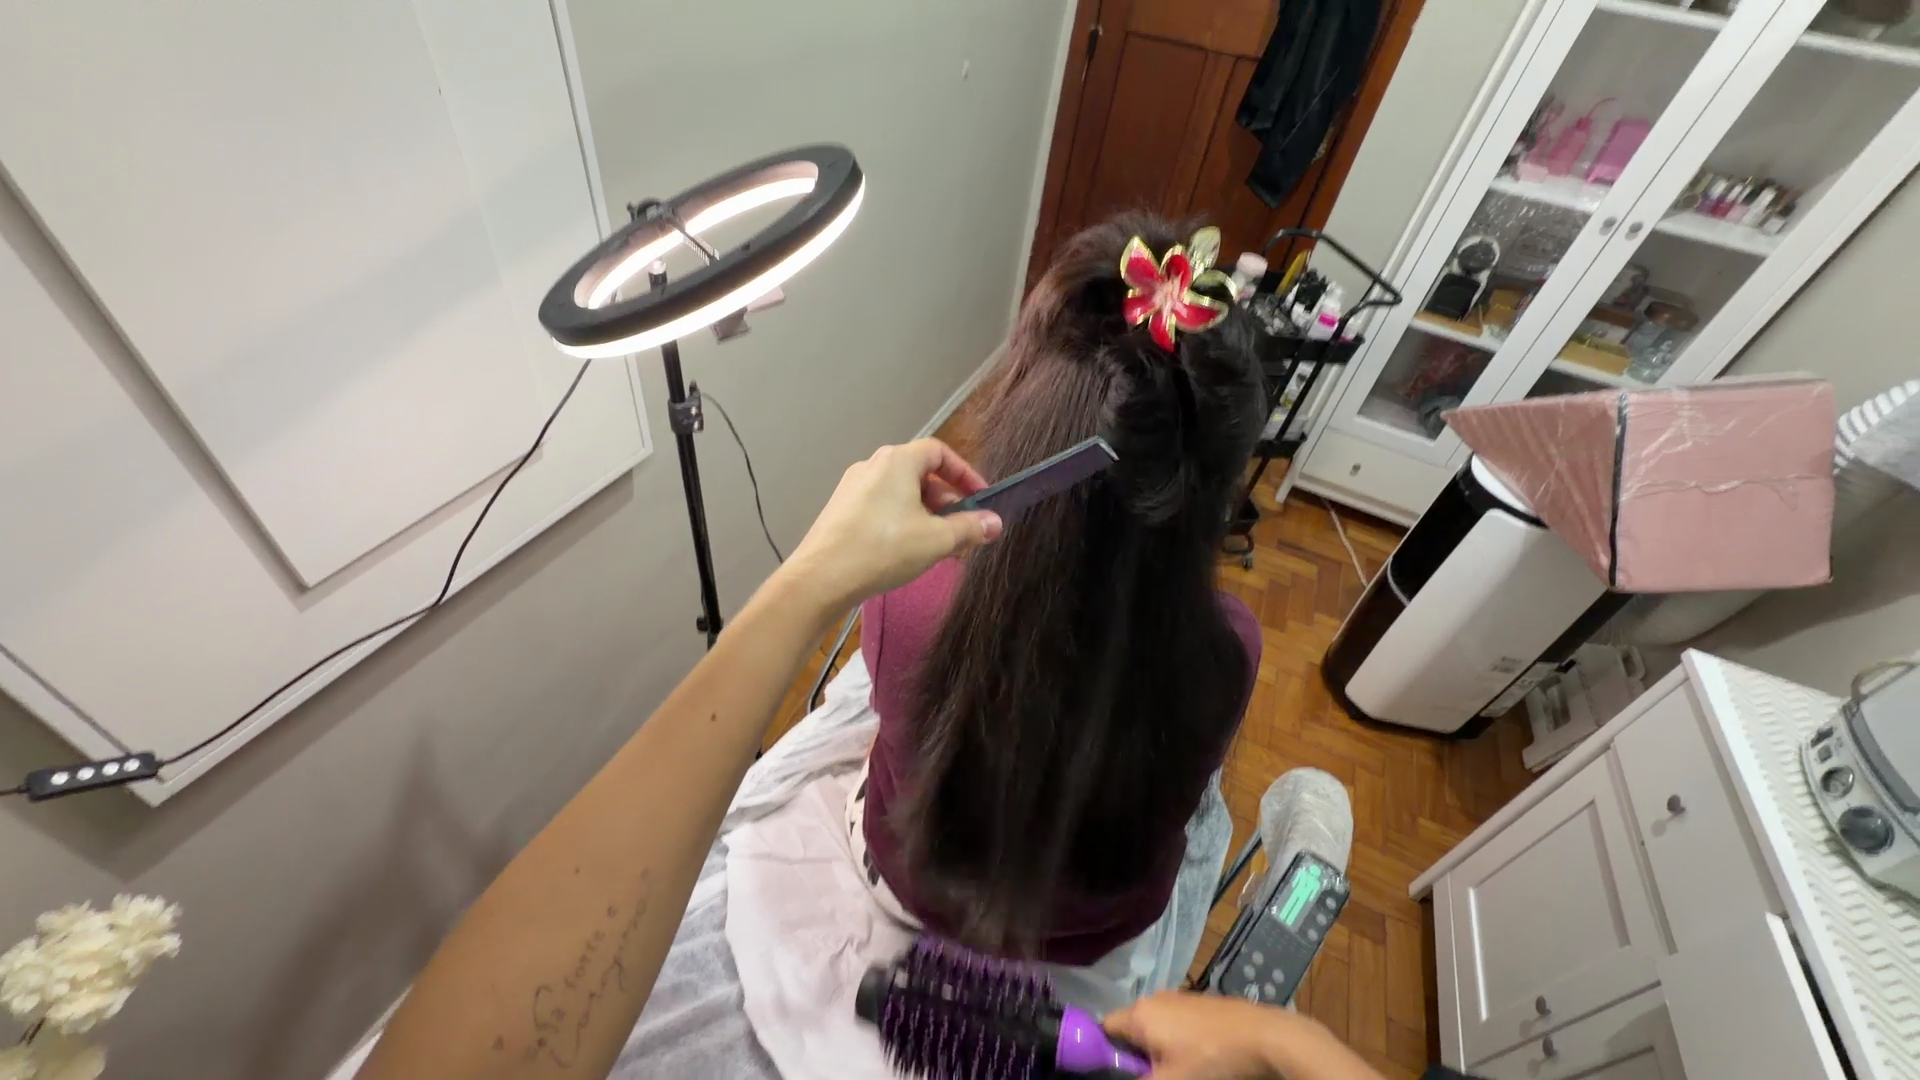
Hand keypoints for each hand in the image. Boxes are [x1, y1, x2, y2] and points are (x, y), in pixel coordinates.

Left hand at [779, 439, 1001, 611]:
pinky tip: (907, 551)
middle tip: (962, 529)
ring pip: (901, 493)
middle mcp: (872, 465)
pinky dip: (902, 521)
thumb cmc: (884, 549)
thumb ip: (969, 528)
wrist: (821, 578)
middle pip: (920, 473)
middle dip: (947, 501)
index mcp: (897, 461)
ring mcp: (853, 487)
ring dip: (926, 515)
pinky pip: (882, 507)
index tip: (980, 499)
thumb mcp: (936, 540)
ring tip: (938, 545)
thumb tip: (995, 523)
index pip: (940, 452)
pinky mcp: (841, 510)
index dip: (964, 474)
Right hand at [1105, 993, 1355, 1079]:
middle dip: (1134, 1058)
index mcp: (1140, 1013)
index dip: (1101, 1054)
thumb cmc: (1211, 1059)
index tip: (1112, 1074)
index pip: (1104, 1029)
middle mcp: (1154, 1000)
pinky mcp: (1200, 1005)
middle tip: (1147, 1079)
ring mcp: (1178, 999)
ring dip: (1156, 1054)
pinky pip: (1174, 1026)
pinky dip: (1176, 1045)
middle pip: (1129, 1031)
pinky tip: (1195, 1064)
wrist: (1264, 1038)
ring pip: (1154, 1030)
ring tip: (1173, 1075)